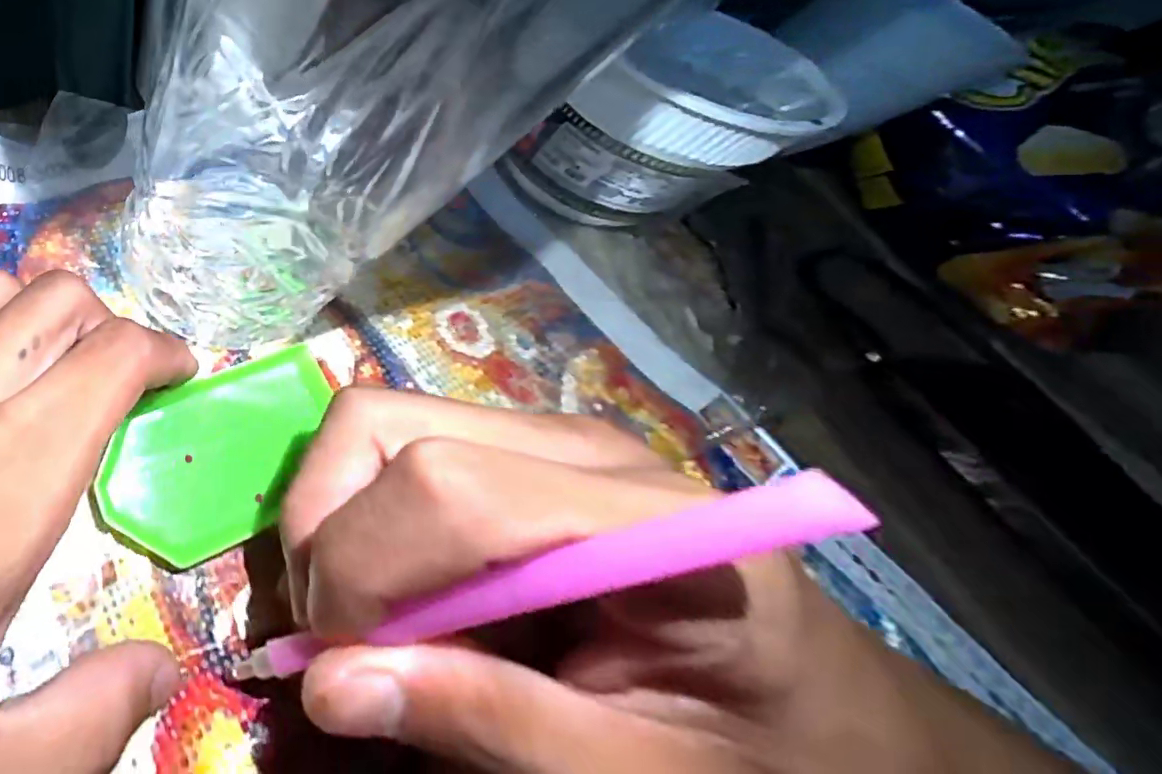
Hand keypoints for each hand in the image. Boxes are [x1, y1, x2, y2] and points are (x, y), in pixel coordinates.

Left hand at [0, 269, 197, 772]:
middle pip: (57, 298)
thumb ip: (87, 721)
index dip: (166, 349)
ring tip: (50, 360)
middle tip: (124, 375)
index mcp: (8, 481)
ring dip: (36, 308)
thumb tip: (164, 676)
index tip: (185, 373)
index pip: (114, 356)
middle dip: (109, 318)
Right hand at [279, 387, 1073, 772]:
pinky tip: (398, 582)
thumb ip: (490, 724)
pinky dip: (356, 509)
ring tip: (362, 610)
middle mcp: (575, 439)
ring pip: (372, 421)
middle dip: (324, 527)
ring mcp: (537, 428)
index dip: (362, 566)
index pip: (446, 487)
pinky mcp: (509, 441)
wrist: (837, 711)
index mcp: (641, 516)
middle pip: (382, 424)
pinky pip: (391, 443)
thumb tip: (328, 687)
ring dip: (331, 514)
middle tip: (337, 633)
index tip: (341, 667)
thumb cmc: (765, 760)